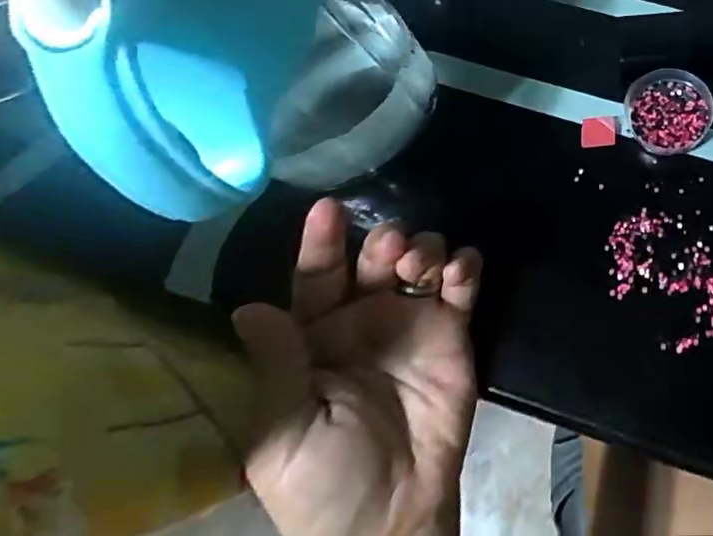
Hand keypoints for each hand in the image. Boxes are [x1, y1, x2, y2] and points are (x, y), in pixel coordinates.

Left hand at [232, 199, 482, 535]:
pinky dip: (464, 266)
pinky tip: (460, 268)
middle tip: (391, 246)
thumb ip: (277, 367)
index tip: (325, 208)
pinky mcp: (452, 330)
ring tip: (421, 265)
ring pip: (419, 260)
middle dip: (383, 240)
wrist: (391, 518)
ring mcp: (412, 320)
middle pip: (375, 257)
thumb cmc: (323, 482)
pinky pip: (461, 285)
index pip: (317, 277)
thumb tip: (248, 309)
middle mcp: (364, 317)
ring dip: (423, 247)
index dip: (321, 242)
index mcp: (317, 336)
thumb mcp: (284, 433)